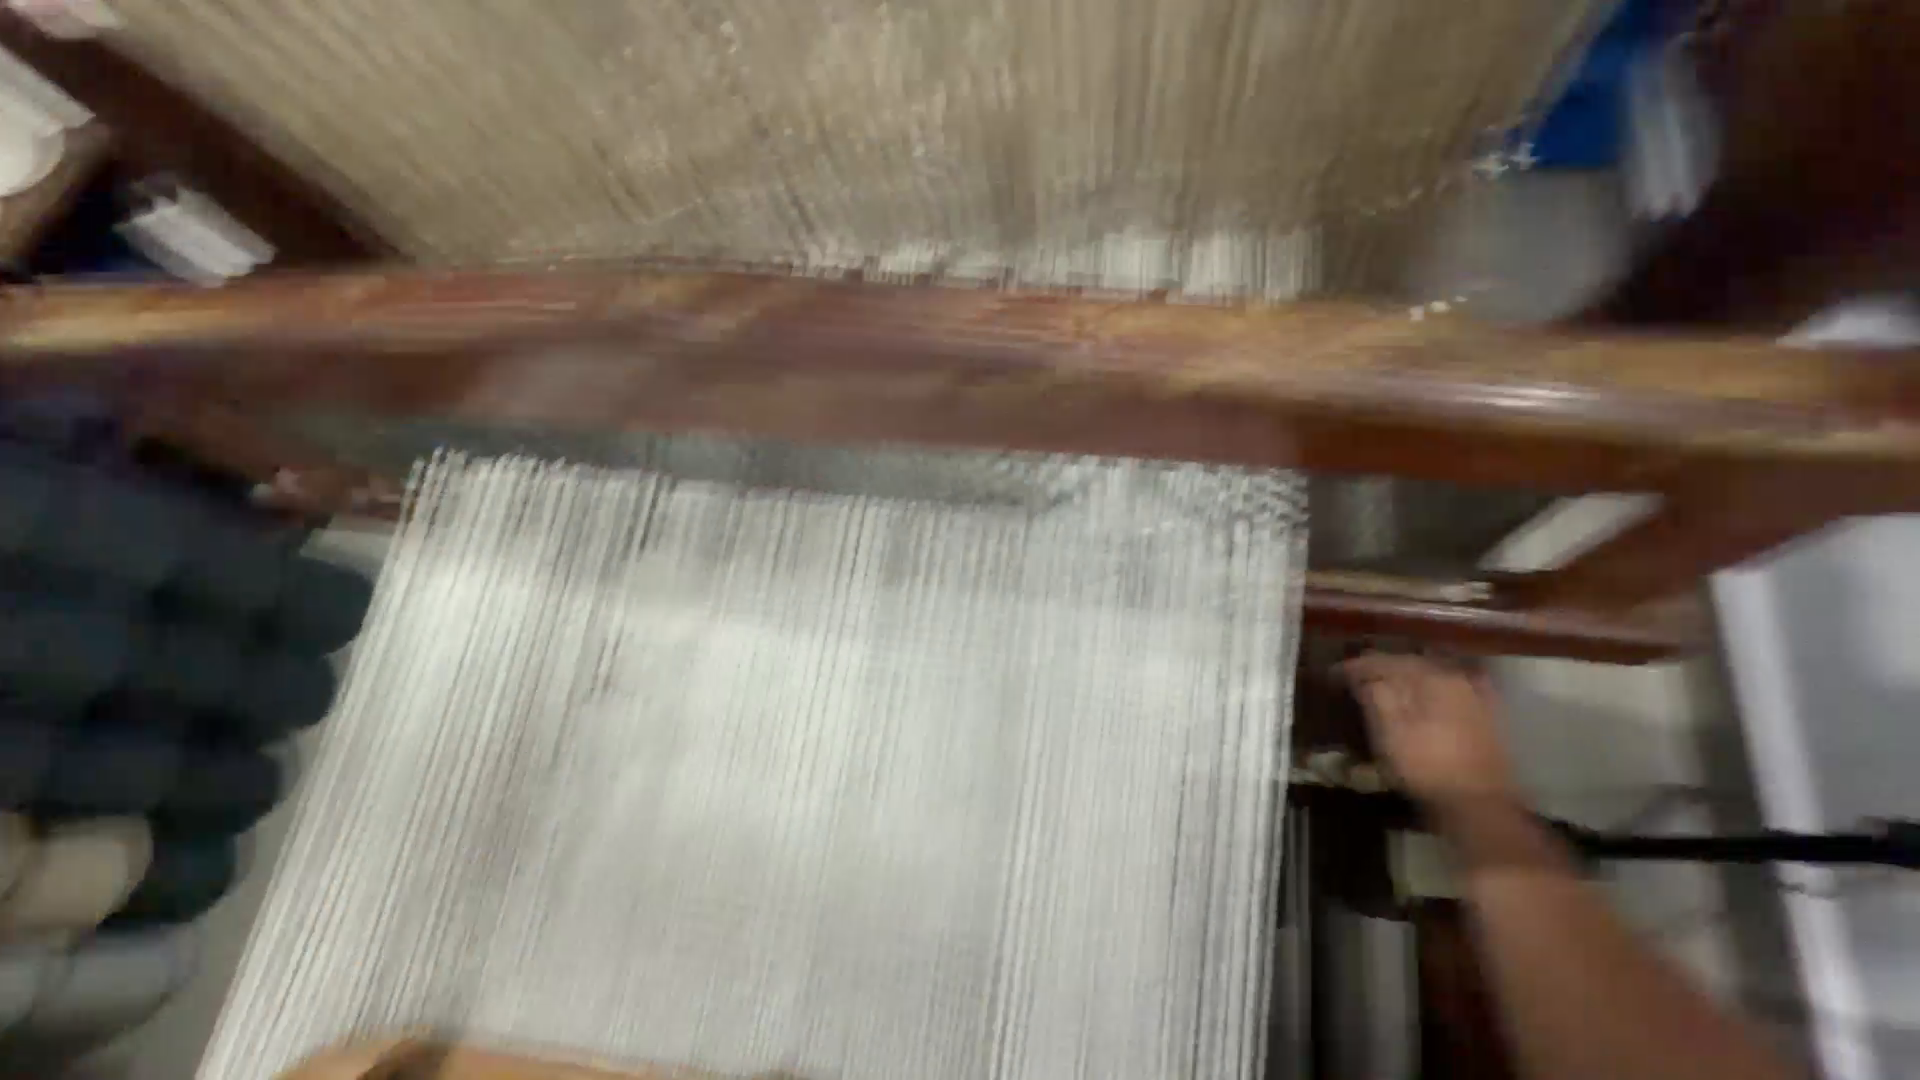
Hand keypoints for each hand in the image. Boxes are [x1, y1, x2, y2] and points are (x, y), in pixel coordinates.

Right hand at [1339, 653, 1517, 809]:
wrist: (1479, 803)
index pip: (1383, 661)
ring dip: (1405, 676)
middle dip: (1380, 668)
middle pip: (1409, 663)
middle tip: (1355, 677)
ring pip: (1431, 673)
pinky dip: (1431, 687)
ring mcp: (1476, 694)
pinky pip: (1452, 688)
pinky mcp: (1487, 713)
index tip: (1332, 674)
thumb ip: (1374, 695)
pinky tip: (1423, 694)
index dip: (1354, 666)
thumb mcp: (1388, 732)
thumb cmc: (1425, 767)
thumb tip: (1362, 675)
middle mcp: (1455, 676)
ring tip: (1384, 684)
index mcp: (1429, 677)